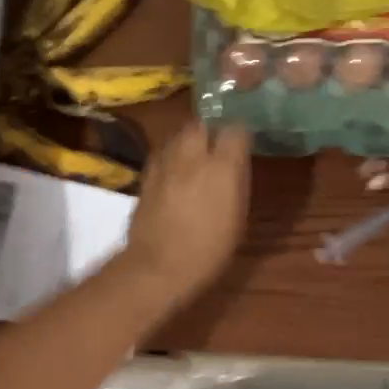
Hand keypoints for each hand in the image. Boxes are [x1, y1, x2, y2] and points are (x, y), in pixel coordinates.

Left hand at [119, 121, 251, 302]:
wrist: (159, 264)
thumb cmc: (209, 249)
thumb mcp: (237, 218)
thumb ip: (237, 182)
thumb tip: (237, 162)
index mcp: (222, 167)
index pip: (234, 130)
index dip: (239, 133)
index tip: (243, 141)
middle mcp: (192, 156)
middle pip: (201, 124)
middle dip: (209, 129)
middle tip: (216, 144)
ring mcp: (166, 162)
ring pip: (178, 135)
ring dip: (188, 139)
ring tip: (195, 155)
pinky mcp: (146, 173)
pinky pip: (162, 152)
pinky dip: (171, 155)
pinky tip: (174, 170)